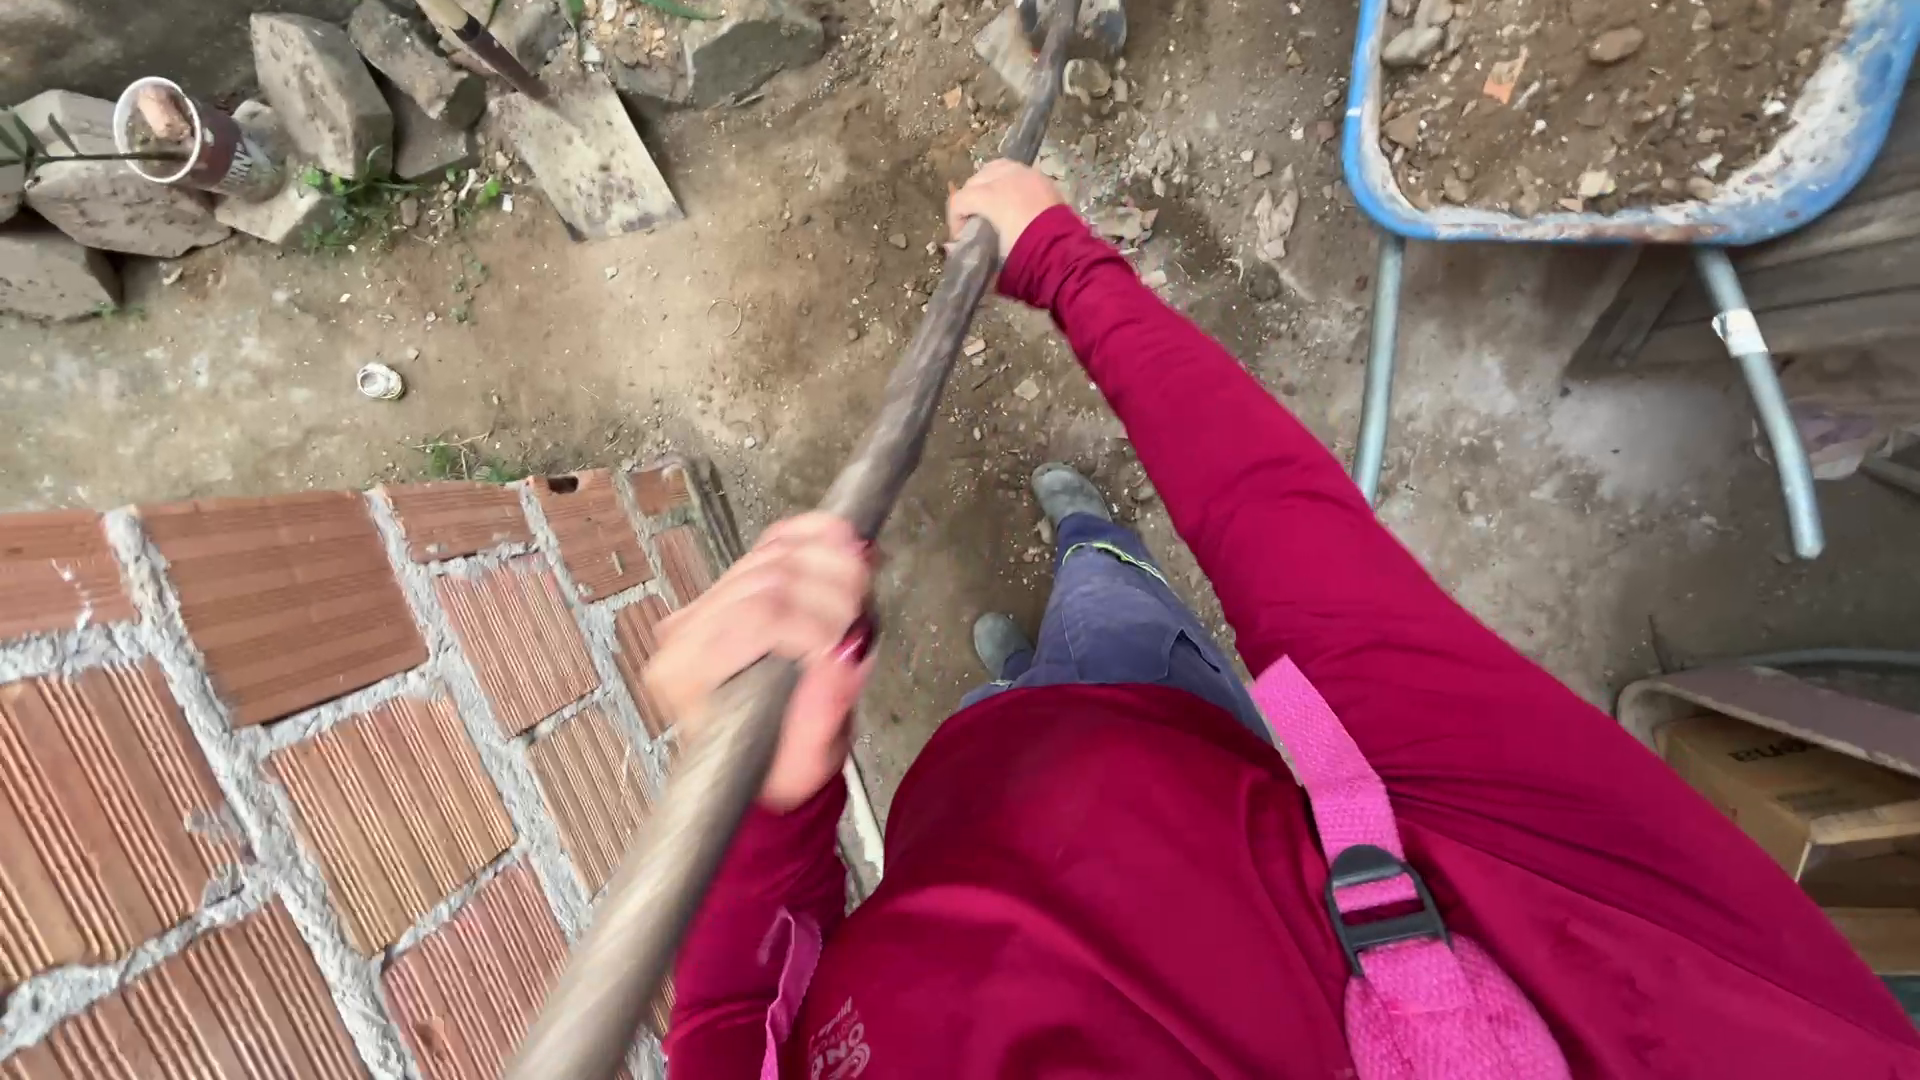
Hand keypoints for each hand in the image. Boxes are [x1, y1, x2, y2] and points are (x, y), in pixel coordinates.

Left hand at [643, 514, 873, 809]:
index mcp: (689, 677)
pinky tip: (838, 541)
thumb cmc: (781, 760)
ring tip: (856, 596)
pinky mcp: (736, 583)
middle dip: (831, 595)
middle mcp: (688, 633)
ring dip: (830, 567)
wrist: (775, 753)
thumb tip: (842, 656)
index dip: (815, 624)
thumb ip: (822, 710)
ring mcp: (708, 603)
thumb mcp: (806, 758)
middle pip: (771, 578)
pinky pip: (775, 539)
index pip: (757, 615)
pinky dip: (814, 534)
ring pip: (776, 554)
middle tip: (859, 618)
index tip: (847, 643)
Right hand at [947, 159, 1066, 258]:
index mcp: (991, 198)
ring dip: (986, 186)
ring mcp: (1027, 175)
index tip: (961, 240)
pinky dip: (1007, 183)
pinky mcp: (1042, 179)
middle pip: (974, 181)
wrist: (1066, 260)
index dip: (954, 221)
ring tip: (989, 207)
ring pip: (994, 170)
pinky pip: (1016, 172)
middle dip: (969, 203)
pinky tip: (1010, 201)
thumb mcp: (993, 266)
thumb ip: (969, 255)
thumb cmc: (1027, 264)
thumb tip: (953, 248)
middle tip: (974, 225)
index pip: (959, 200)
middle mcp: (1007, 179)